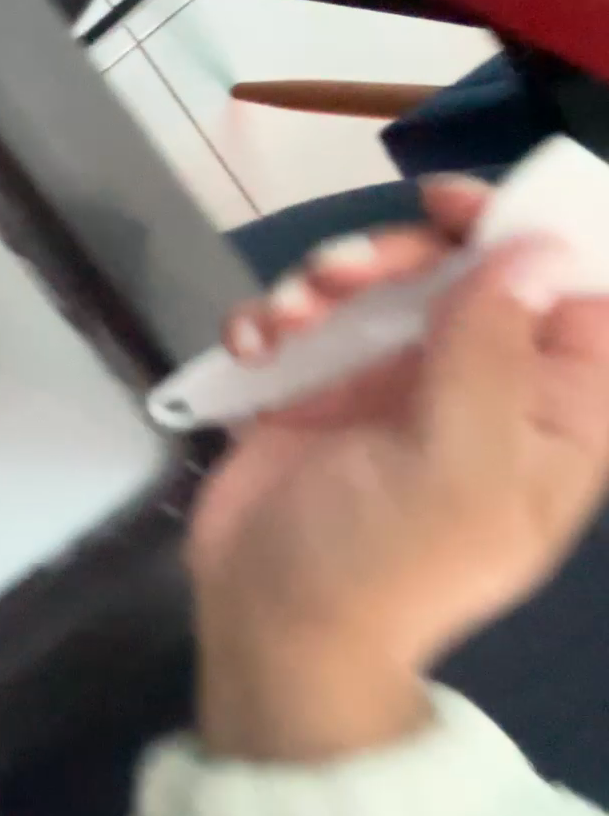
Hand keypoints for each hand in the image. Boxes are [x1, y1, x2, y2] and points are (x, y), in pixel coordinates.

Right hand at [191, 175, 608, 761]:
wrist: (270, 611)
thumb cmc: (384, 557)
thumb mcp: (459, 468)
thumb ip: (495, 361)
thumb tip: (530, 251)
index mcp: (546, 407)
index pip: (569, 295)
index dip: (524, 237)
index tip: (451, 204)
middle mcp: (464, 382)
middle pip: (447, 277)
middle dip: (390, 259)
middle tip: (336, 272)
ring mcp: (372, 385)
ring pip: (356, 294)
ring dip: (310, 289)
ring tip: (275, 321)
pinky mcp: (295, 391)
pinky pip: (284, 329)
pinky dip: (259, 324)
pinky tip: (245, 349)